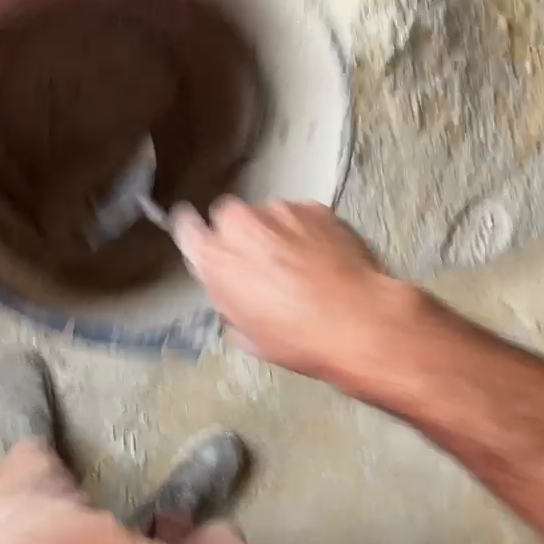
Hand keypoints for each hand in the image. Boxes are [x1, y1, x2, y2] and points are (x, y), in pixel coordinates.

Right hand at [171, 198, 412, 381]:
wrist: (357, 321)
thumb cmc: (300, 335)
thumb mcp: (246, 334)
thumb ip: (227, 301)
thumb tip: (233, 298)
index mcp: (214, 257)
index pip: (186, 227)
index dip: (194, 233)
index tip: (202, 238)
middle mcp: (240, 225)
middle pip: (228, 217)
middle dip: (241, 235)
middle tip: (261, 266)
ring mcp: (278, 211)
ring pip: (267, 215)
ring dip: (276, 234)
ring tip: (299, 267)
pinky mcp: (312, 207)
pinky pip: (300, 215)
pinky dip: (306, 231)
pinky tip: (320, 260)